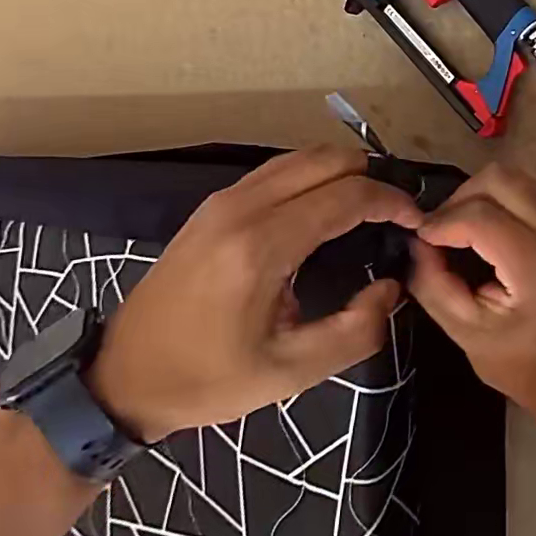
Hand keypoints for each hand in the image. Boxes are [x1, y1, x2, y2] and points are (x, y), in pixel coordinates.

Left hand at [86, 147, 422, 439]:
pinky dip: (316, 176)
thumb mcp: (291, 373)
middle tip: (395, 217)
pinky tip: (327, 209)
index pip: (347, 195)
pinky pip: (280, 169)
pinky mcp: (215, 204)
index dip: (392, 203)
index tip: (415, 223)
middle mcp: (242, 207)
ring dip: (345, 173)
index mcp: (262, 247)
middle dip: (373, 180)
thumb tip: (392, 286)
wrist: (120, 377)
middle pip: (329, 159)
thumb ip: (357, 330)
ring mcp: (224, 200)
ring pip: (304, 156)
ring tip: (369, 210)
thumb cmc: (207, 379)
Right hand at [406, 163, 535, 413]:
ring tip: (457, 229)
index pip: (482, 217)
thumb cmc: (516, 359)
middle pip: (500, 179)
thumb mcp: (464, 331)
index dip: (442, 223)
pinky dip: (492, 198)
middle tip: (440, 232)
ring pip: (511, 176)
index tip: (419, 240)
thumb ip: (433, 282)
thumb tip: (414, 240)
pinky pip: (520, 188)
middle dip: (459, 200)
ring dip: (475, 194)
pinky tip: (478, 229)